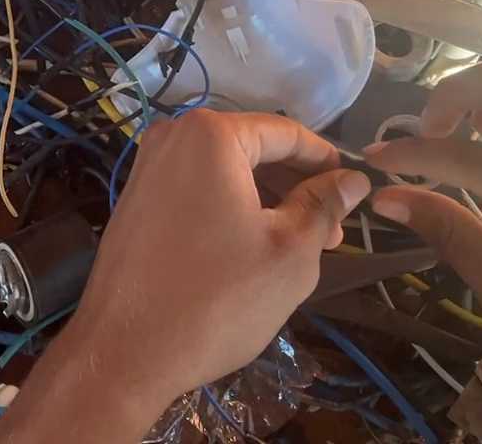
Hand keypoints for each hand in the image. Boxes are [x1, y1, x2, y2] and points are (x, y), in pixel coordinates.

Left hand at [0, 110, 370, 443]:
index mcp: (210, 134)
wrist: (125, 349)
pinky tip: (254, 244)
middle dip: (296, 185)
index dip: (326, 160)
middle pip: (253, 148)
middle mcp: (174, 135)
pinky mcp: (138, 196)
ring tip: (302, 244)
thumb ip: (323, 205)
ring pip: (225, 170)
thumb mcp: (288, 252)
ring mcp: (149, 164)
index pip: (286, 132)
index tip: (356, 191)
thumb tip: (353, 178)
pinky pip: (198, 186)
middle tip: (333, 232)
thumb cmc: (216, 298)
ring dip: (266, 199)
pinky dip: (231, 206)